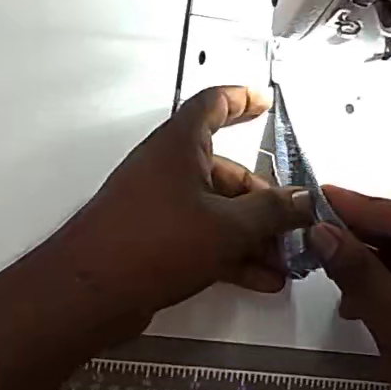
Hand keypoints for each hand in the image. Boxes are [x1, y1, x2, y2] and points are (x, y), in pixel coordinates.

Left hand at [41, 86, 310, 329]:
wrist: (93, 290)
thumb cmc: (142, 243)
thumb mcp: (226, 226)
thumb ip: (270, 211)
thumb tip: (297, 201)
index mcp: (178, 144)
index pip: (213, 104)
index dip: (241, 98)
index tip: (261, 99)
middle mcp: (165, 167)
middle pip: (224, 169)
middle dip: (263, 197)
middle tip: (292, 219)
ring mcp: (158, 202)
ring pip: (216, 207)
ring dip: (251, 231)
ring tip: (280, 257)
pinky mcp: (153, 235)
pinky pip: (202, 234)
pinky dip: (230, 249)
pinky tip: (254, 274)